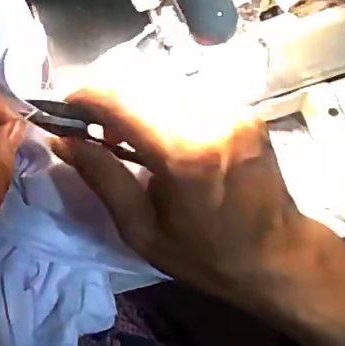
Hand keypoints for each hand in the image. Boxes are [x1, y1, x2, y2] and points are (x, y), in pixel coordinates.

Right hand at [49, 91, 344, 325]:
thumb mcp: (142, 230)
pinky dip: (163, 112)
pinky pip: (187, 99)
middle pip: (140, 88)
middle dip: (108, 104)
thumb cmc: (207, 256)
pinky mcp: (245, 111)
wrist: (282, 257)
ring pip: (162, 90)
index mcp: (185, 153)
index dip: (84, 98)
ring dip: (135, 107)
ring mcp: (234, 111)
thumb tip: (62, 139)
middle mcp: (212, 119)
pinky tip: (160, 140)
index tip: (62, 109)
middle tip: (90, 133)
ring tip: (125, 142)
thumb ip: (102, 177)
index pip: (121, 101)